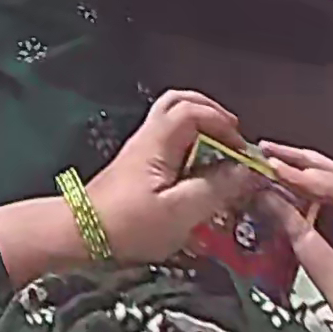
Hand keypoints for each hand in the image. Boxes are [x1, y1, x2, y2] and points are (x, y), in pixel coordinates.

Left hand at [85, 91, 260, 262]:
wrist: (87, 229)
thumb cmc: (132, 222)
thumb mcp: (179, 212)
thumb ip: (214, 189)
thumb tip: (245, 171)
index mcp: (157, 140)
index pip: (191, 110)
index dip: (220, 122)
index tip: (243, 150)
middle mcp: (149, 134)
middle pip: (179, 102)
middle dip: (211, 112)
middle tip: (236, 136)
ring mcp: (143, 145)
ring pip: (173, 116)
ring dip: (201, 124)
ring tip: (225, 149)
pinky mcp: (141, 160)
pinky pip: (170, 136)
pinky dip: (192, 140)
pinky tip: (205, 165)